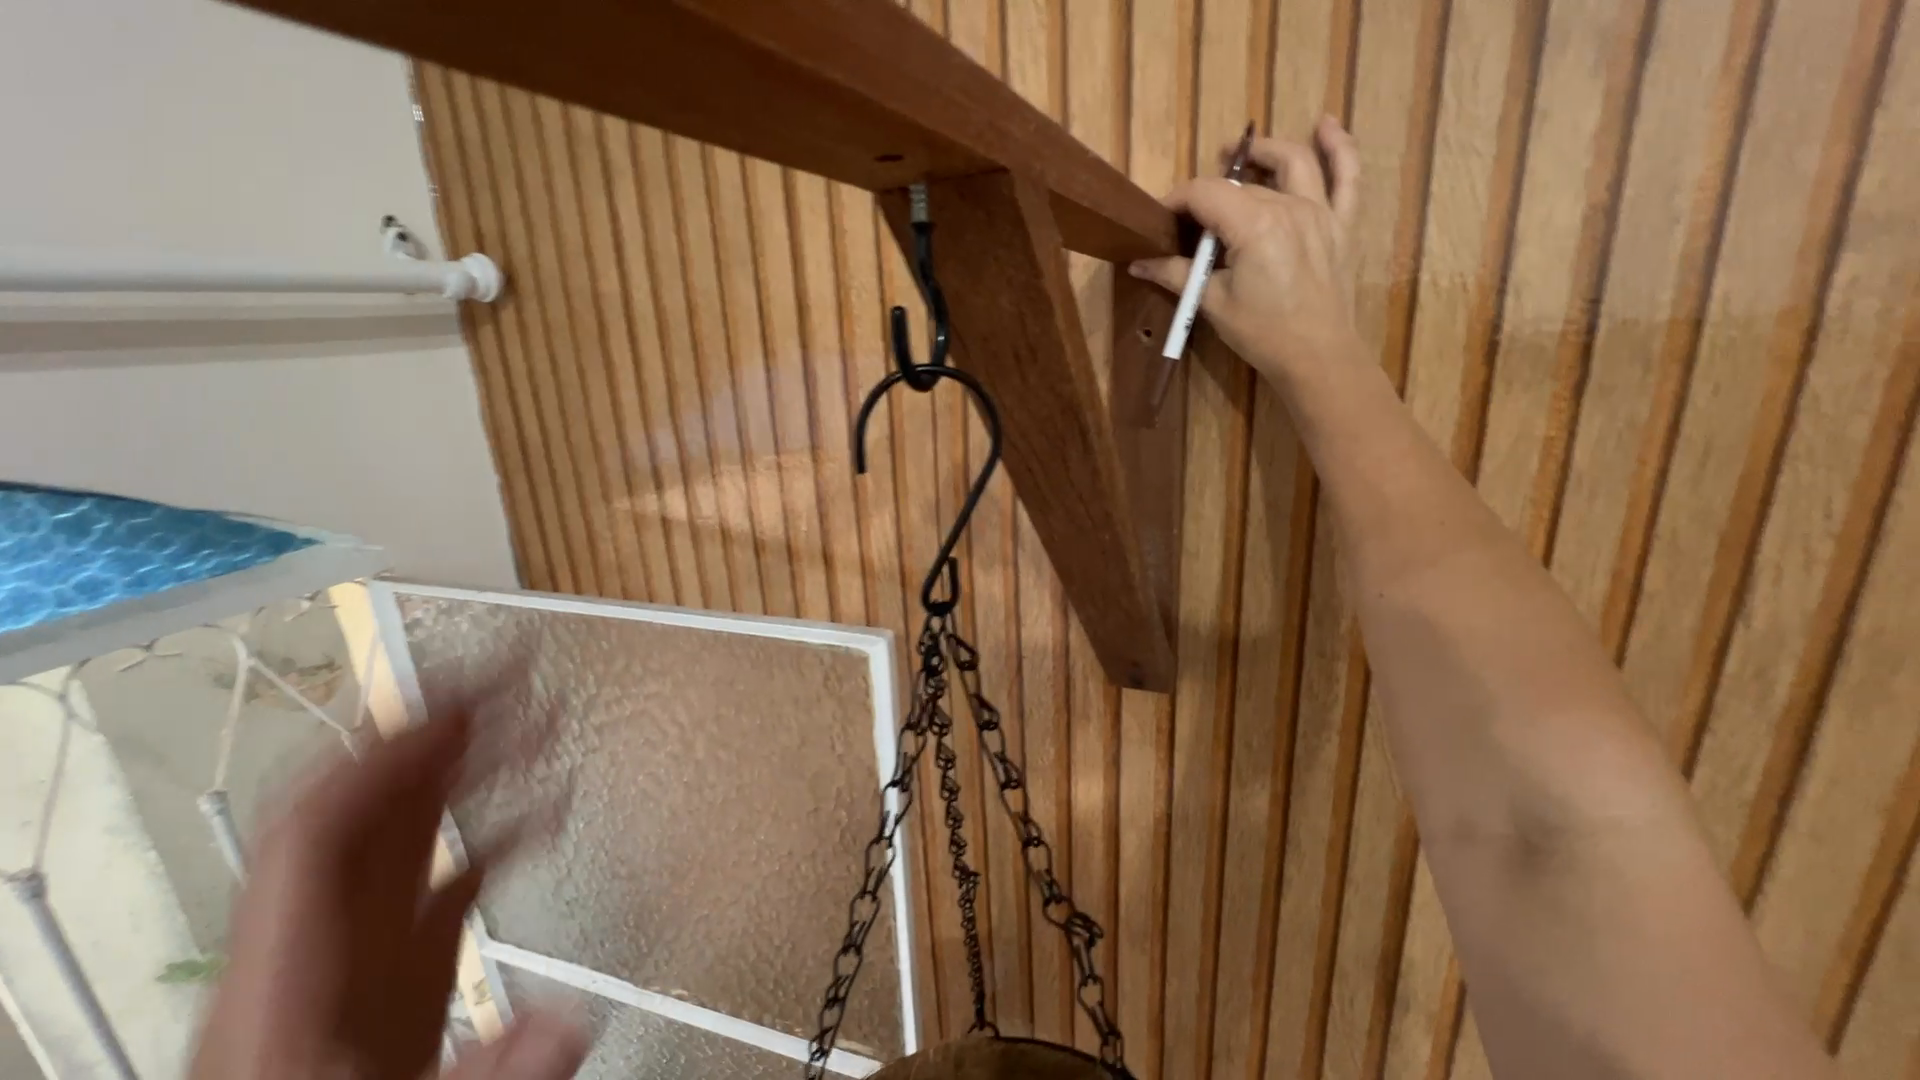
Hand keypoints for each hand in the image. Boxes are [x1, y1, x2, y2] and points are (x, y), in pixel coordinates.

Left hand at [189, 704, 587, 1079]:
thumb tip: (564, 1025)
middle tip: (509, 682)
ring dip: (473, 767)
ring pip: (411, 830)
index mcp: (291, 969)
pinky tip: (542, 807)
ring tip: (535, 721)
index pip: (319, 829)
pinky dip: (496, 831)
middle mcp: (325, 944)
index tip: (452, 706)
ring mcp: (363, 952)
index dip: (383, 757)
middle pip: (372, 808)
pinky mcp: (398, 970)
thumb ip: (477, 1069)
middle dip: (442, 734)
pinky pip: (446, 875)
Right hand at [1129, 116, 1363, 386]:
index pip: (1206, 194)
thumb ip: (1177, 274)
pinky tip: (1325, 124)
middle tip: (1190, 219)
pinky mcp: (1340, 225)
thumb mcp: (1213, 303)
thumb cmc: (1262, 333)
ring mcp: (1320, 212)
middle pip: (1241, 185)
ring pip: (1293, 164)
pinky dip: (1338, 147)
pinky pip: (1347, 177)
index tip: (1161, 218)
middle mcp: (1288, 207)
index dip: (1178, 200)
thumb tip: (1139, 262)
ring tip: (1241, 152)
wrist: (1317, 357)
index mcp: (1254, 225)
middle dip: (1211, 194)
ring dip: (1264, 152)